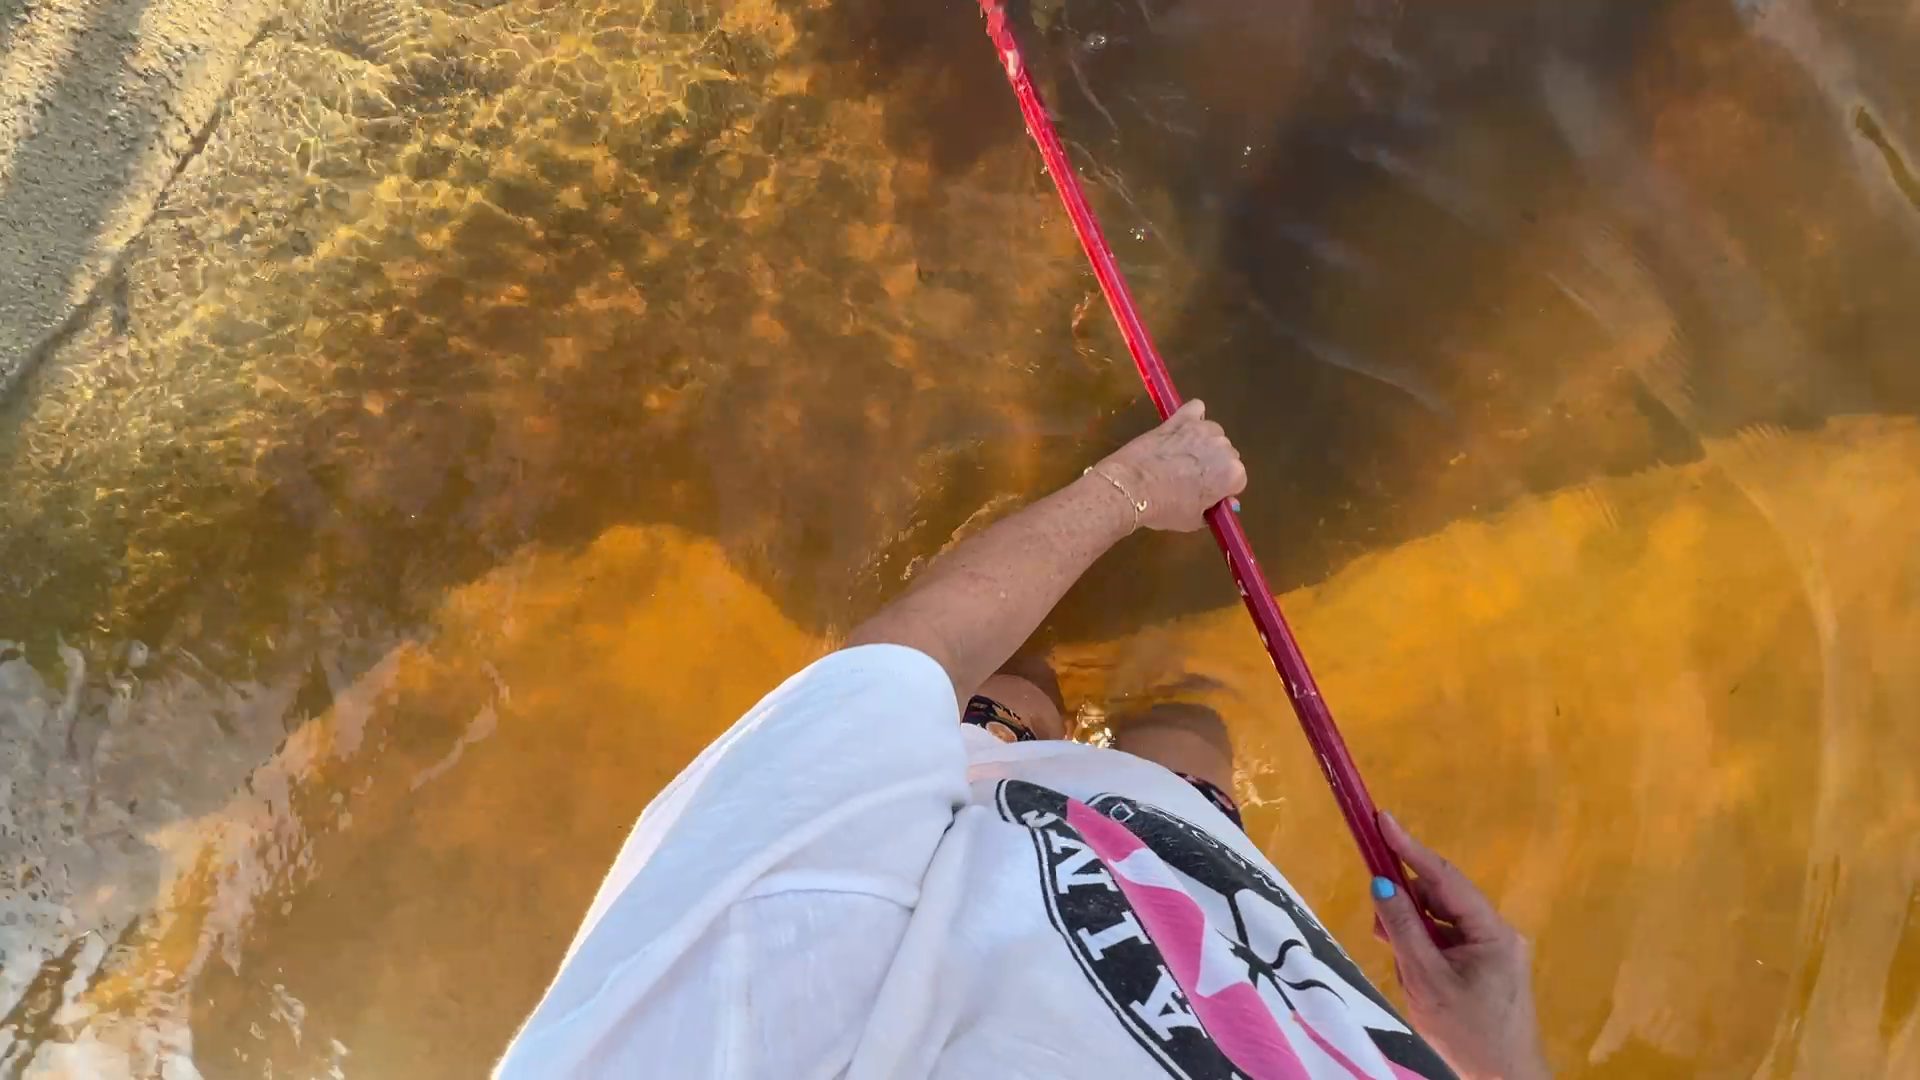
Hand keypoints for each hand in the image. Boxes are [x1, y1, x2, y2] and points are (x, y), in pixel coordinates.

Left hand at [1094, 400, 1246, 531]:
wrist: (1131, 487)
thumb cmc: (1164, 508)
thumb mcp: (1193, 520)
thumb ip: (1213, 510)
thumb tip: (1220, 503)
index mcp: (1232, 473)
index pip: (1236, 481)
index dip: (1219, 490)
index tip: (1204, 496)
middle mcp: (1224, 447)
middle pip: (1225, 456)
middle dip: (1212, 467)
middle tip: (1188, 480)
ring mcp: (1202, 429)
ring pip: (1212, 434)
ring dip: (1202, 443)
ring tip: (1179, 457)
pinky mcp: (1179, 419)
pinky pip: (1195, 409)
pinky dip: (1191, 417)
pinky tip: (1181, 428)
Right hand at [1371, 812, 1550, 1079]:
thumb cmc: (1468, 1031)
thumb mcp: (1426, 978)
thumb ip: (1402, 926)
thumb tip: (1380, 883)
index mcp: (1491, 931)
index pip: (1442, 876)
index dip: (1408, 845)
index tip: (1381, 818)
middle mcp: (1496, 932)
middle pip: (1439, 895)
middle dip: (1404, 901)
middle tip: (1377, 919)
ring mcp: (1492, 949)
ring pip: (1438, 917)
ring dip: (1411, 928)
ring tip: (1397, 957)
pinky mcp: (1485, 964)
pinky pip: (1444, 937)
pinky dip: (1422, 943)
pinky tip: (1410, 965)